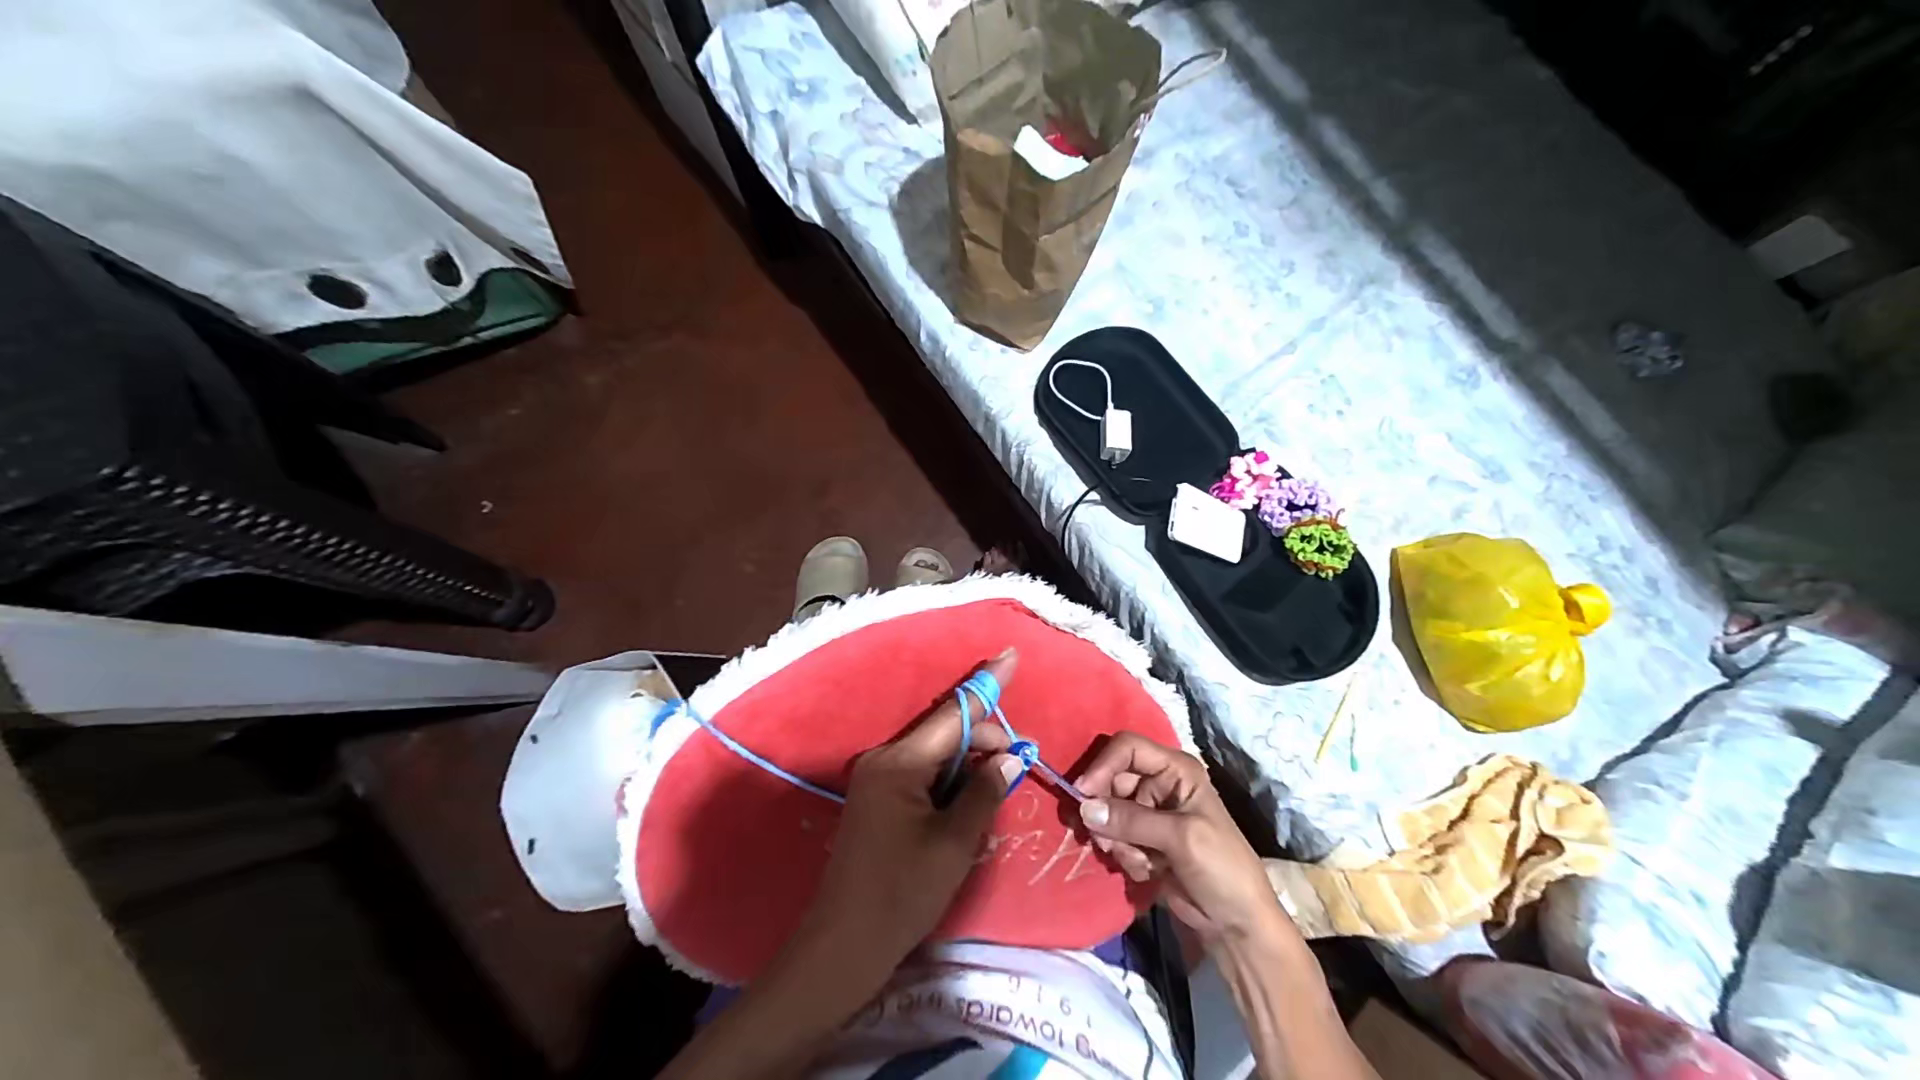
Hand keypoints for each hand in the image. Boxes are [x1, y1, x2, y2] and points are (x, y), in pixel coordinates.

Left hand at [794, 649, 1023, 970]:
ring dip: (969, 766)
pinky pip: (922, 775)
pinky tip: (970, 802)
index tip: (1011, 654)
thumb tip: (1010, 758)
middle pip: (946, 735)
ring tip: (1000, 787)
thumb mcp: (954, 843)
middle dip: (985, 743)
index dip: (986, 685)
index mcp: (900, 763)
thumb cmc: (902, 892)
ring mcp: (877, 779)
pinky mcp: (877, 799)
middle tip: (1021, 763)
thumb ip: (984, 792)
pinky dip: (949, 782)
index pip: (954, 714)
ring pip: (936, 756)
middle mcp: (884, 759)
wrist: (845, 944)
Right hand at [1075, 733, 1285, 943]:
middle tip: (1105, 841)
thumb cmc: (1222, 869)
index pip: (1128, 748)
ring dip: (1115, 838)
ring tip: (1138, 861)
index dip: (1103, 765)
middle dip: (1105, 811)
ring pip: (1107, 811)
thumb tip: (1084, 808)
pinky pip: (1113, 836)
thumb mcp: (1181, 838)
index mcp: (1176, 770)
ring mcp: (1149, 812)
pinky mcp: (1141, 840)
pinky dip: (1123, 854)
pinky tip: (1147, 871)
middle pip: (1110, 779)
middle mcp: (1159, 783)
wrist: (1236, 924)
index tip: (1082, 794)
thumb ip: (1132, 820)